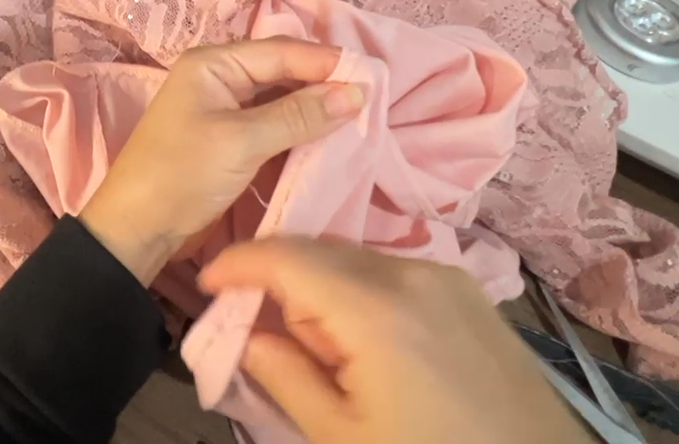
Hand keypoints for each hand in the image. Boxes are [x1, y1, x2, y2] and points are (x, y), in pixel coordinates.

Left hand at [77, 38, 363, 283]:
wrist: (137, 229)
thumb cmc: (182, 174)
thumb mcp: (242, 141)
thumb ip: (299, 115)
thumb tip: (356, 91)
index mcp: (214, 63)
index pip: (281, 51)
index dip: (326, 62)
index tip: (374, 77)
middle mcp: (219, 77)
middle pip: (282, 71)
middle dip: (323, 82)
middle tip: (373, 98)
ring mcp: (224, 109)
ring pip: (280, 98)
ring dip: (315, 107)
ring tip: (361, 116)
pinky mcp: (230, 139)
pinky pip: (273, 124)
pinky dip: (300, 130)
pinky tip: (330, 137)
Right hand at [199, 238, 586, 443]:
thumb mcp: (346, 443)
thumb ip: (286, 377)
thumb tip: (250, 334)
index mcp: (374, 307)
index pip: (285, 258)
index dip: (239, 263)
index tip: (207, 283)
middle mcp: (409, 272)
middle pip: (319, 253)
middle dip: (282, 283)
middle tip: (264, 334)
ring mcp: (447, 277)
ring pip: (355, 261)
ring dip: (323, 289)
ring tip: (326, 354)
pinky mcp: (471, 293)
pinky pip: (393, 274)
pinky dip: (363, 294)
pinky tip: (373, 349)